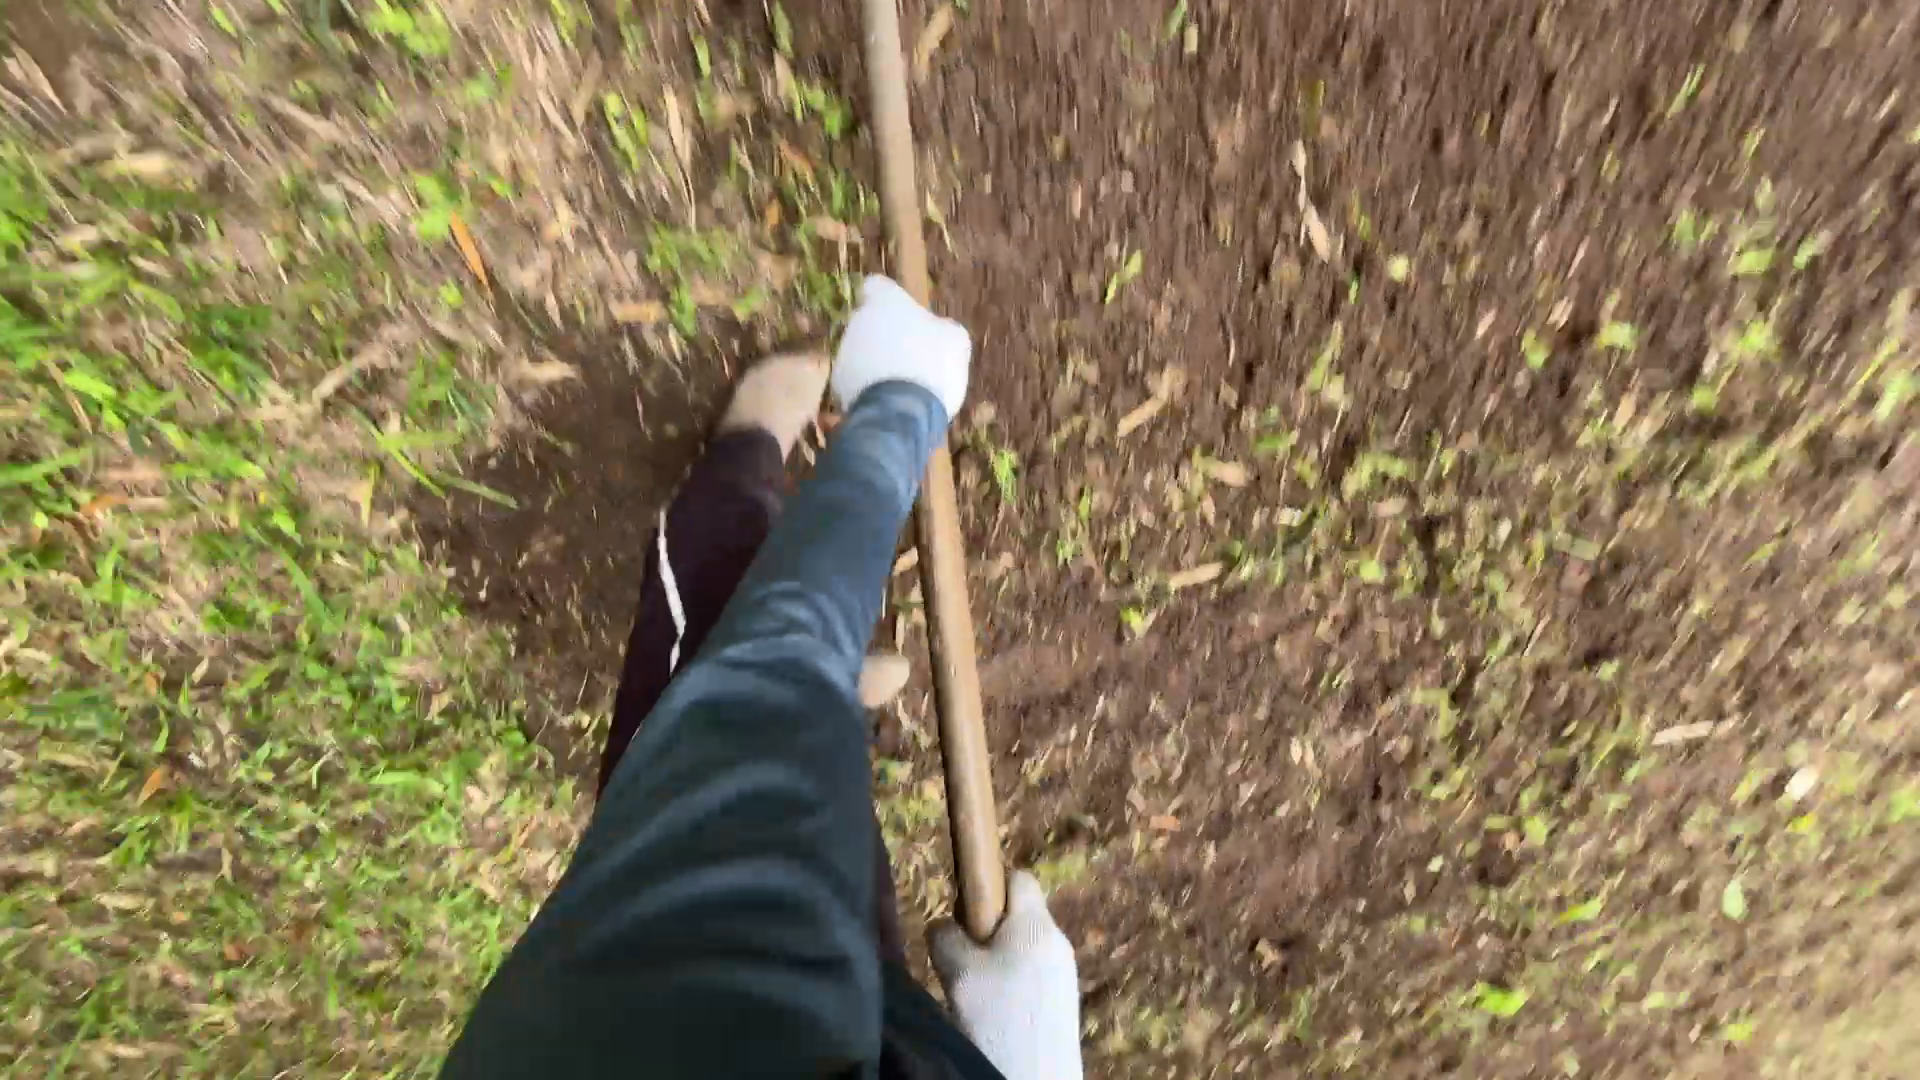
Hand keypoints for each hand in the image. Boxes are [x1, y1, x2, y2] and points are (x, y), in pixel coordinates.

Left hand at [831, 275, 970, 420]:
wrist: (901, 412)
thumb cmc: (933, 366)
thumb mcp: (955, 341)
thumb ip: (942, 328)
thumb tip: (938, 329)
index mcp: (886, 302)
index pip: (878, 286)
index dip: (890, 300)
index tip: (902, 314)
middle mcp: (858, 321)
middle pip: (870, 324)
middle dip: (885, 337)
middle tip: (911, 359)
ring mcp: (844, 353)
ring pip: (861, 354)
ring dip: (876, 365)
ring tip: (902, 388)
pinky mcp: (838, 384)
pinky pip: (855, 382)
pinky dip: (869, 390)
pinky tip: (889, 403)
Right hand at [930, 873, 1082, 1079]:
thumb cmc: (998, 1018)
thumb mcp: (958, 971)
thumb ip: (945, 935)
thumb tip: (945, 926)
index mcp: (1037, 923)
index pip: (1019, 876)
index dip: (989, 884)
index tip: (966, 911)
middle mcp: (1058, 940)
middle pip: (1020, 913)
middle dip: (989, 928)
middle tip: (966, 959)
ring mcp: (1065, 973)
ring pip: (1023, 946)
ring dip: (998, 959)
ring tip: (978, 992)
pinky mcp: (1064, 1002)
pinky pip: (1033, 974)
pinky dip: (1012, 983)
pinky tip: (996, 1014)